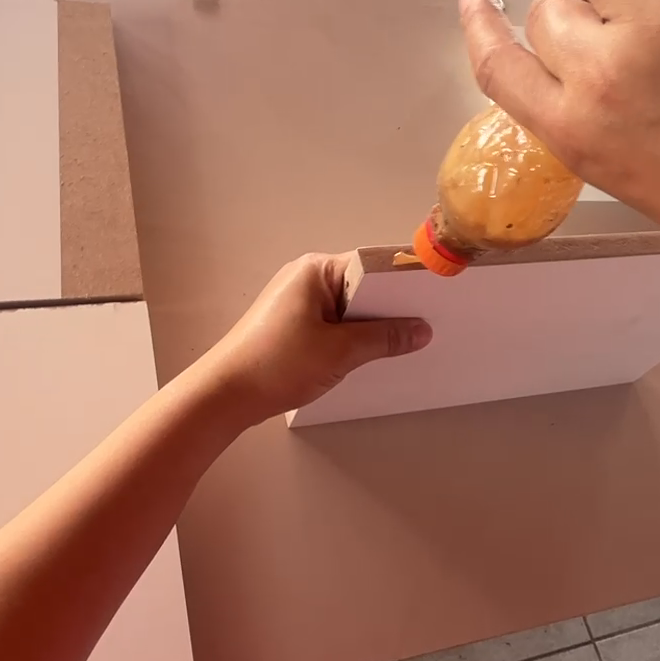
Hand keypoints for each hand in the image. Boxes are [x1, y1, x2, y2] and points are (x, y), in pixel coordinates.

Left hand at [194, 253, 431, 421]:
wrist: (225, 395)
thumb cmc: (278, 363)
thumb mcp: (339, 352)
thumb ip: (384, 338)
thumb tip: (421, 330)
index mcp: (316, 270)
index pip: (372, 265)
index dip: (404, 283)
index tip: (434, 299)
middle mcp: (306, 278)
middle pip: (362, 287)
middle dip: (390, 310)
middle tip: (427, 327)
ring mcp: (297, 302)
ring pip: (349, 310)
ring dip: (370, 328)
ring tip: (403, 346)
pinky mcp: (292, 325)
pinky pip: (333, 325)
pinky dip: (351, 339)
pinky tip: (368, 357)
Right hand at [460, 0, 659, 276]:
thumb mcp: (633, 180)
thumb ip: (597, 126)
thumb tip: (595, 78)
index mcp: (573, 131)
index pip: (498, 67)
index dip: (482, 29)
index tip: (478, 3)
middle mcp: (599, 70)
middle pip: (551, 4)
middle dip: (580, 1)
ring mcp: (659, 14)